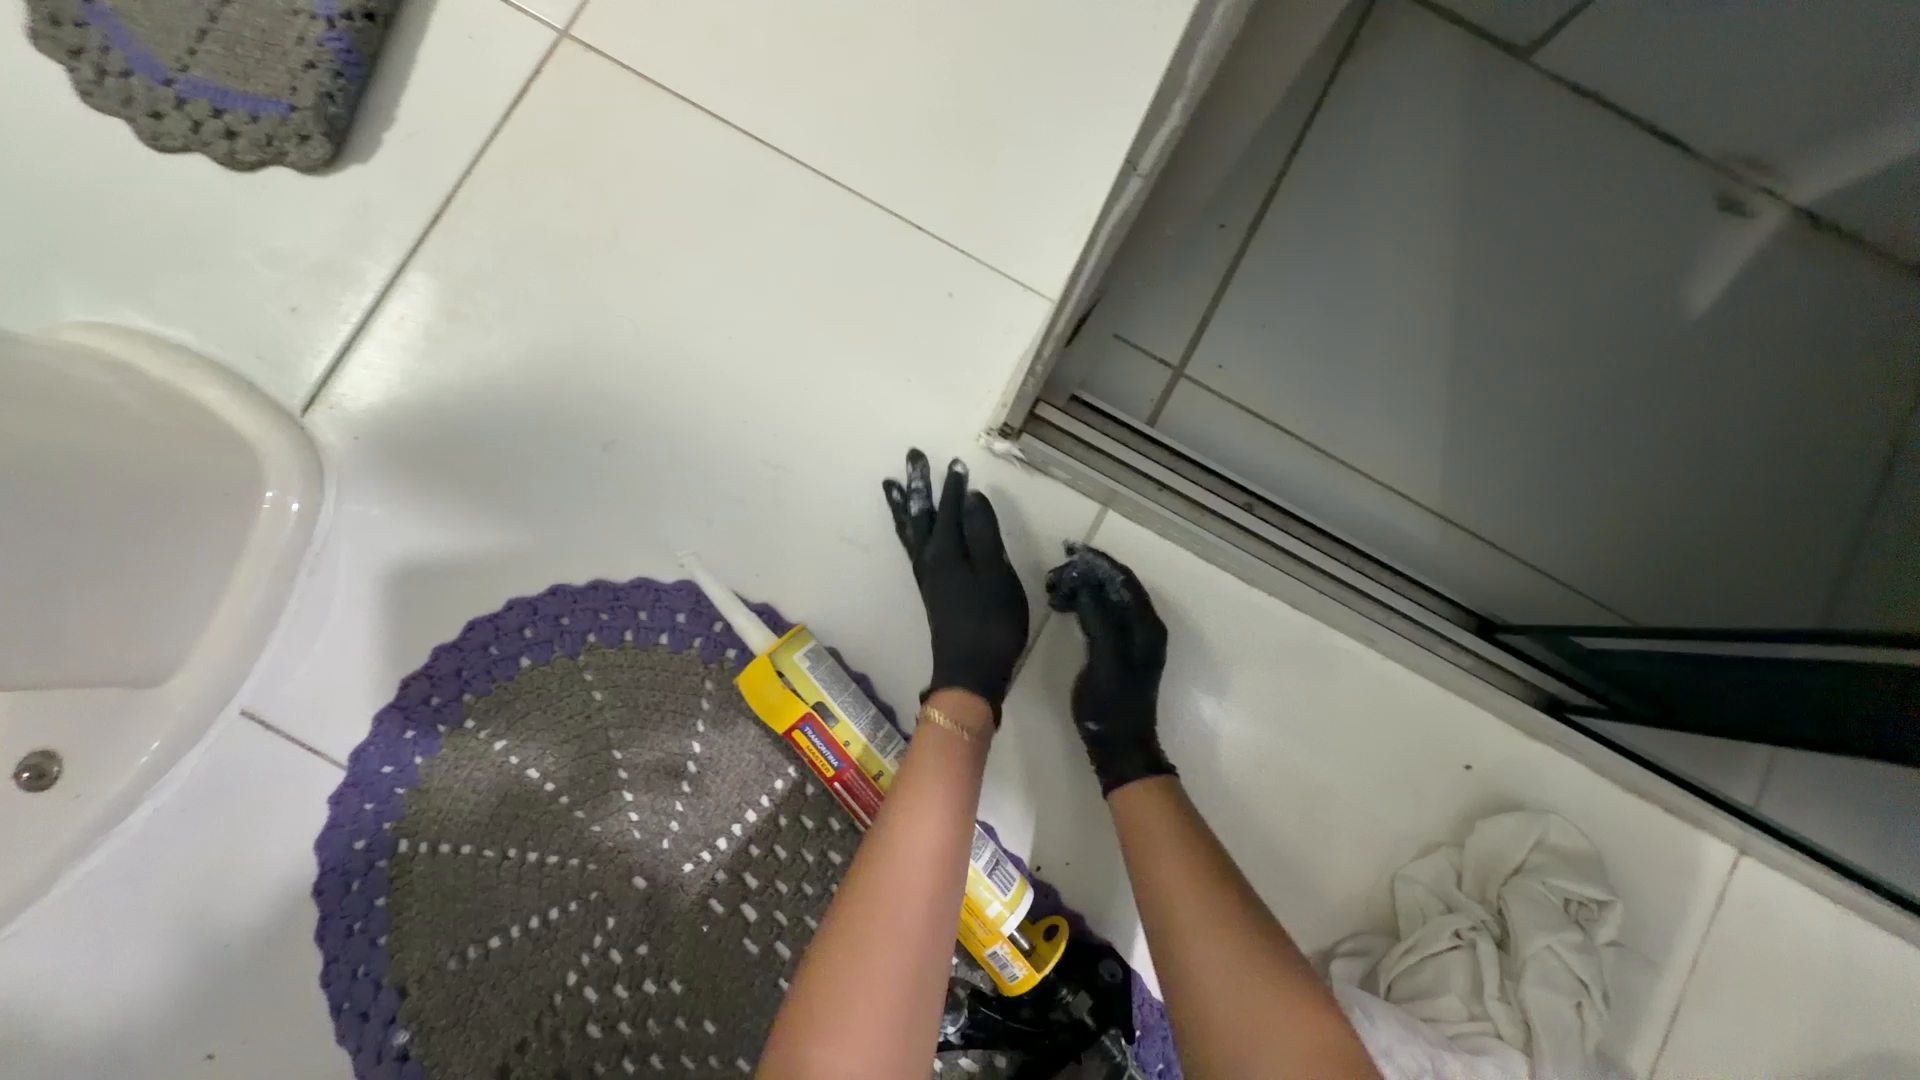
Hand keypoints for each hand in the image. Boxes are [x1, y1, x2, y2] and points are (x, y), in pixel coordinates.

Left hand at [882, 449, 1029, 722]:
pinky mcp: (930, 589)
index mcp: (946, 551)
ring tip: (894, 484)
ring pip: (910, 530)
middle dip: (918, 485)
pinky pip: (913, 546)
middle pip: (920, 513)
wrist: (971, 673)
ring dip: (904, 505)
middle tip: (913, 456)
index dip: (954, 486)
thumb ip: (983, 534)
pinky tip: (913, 529)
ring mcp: (927, 575)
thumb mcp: (996, 576)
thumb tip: (972, 497)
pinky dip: (908, 529)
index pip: (950, 508)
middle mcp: (929, 558)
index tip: (957, 461)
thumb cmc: (991, 623)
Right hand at [1045, 542, 1175, 793]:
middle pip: (1116, 585)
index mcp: (1146, 626)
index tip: (1069, 551)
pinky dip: (1083, 604)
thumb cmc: (1111, 706)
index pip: (1124, 579)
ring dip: (1082, 588)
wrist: (1119, 747)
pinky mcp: (1119, 649)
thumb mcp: (1103, 661)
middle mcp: (1145, 626)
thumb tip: (1087, 585)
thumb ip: (1098, 621)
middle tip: (1055, 572)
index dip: (1098, 561)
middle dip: (1086, 573)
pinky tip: (1063, 606)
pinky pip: (1102, 613)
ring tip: (1054, 588)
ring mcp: (1133, 639)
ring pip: (1107, 598)